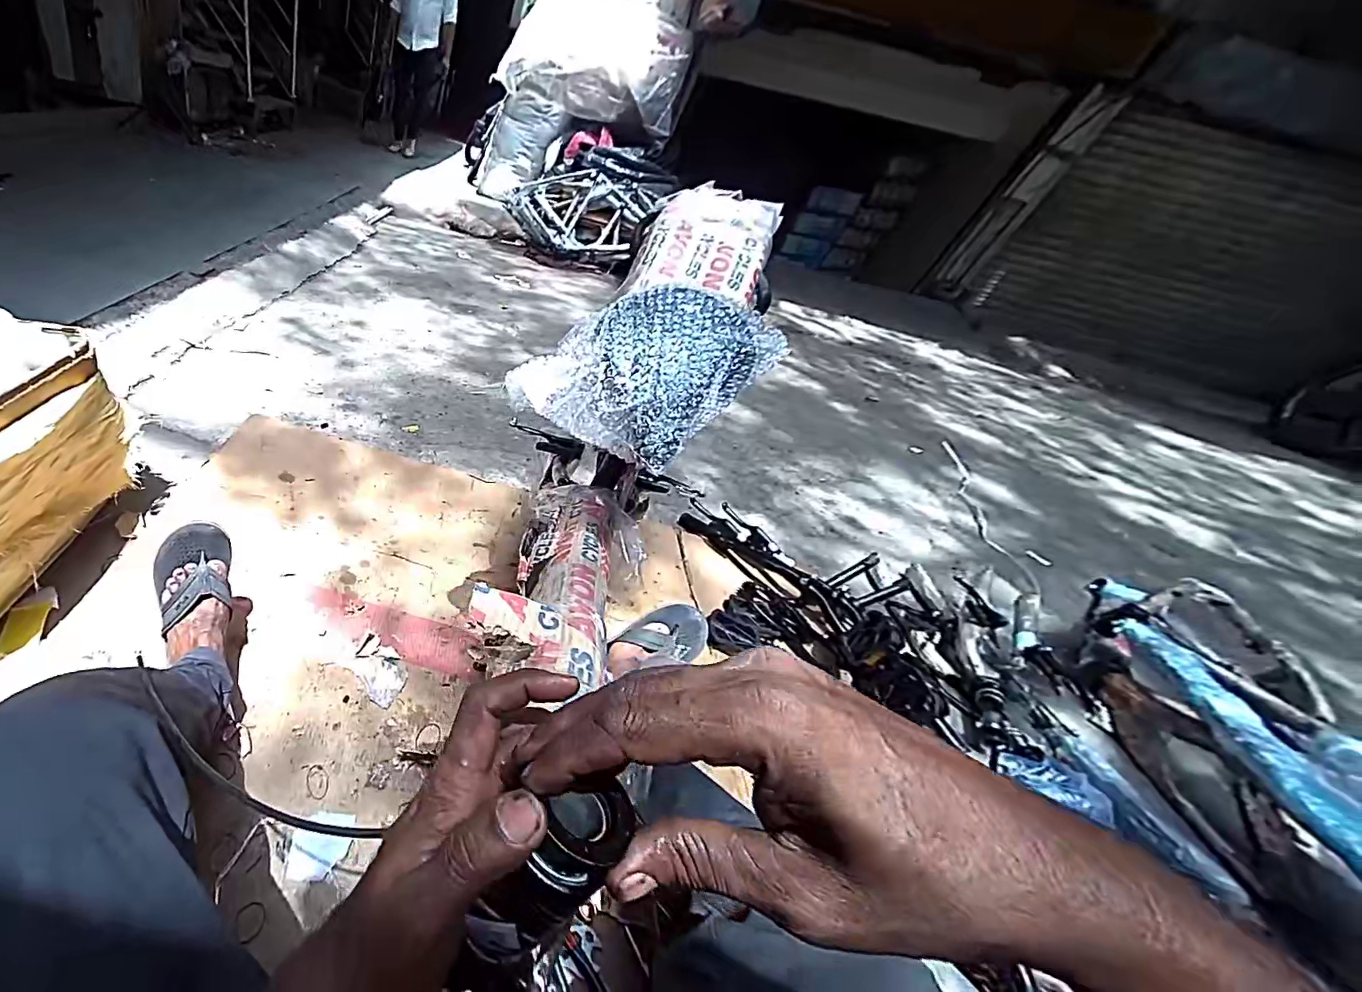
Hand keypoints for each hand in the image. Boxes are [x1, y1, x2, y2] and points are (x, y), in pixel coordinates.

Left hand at [273, 670, 577, 991]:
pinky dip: (557, 798)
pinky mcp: (488, 846)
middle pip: (514, 735)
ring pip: (525, 769)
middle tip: (606, 741)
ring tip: (604, 769)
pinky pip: (529, 807)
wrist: (370, 969)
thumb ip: (476, 852)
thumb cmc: (387, 929)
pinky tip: (581, 813)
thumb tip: (532, 805)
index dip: (521, 685)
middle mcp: (466, 791)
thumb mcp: (431, 892)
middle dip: (556, 725)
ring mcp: (477, 817)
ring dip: (560, 760)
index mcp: (450, 785)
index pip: (482, 710)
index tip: (567, 685)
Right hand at [514, 649, 1312, 991]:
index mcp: (766, 717)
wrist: (1034, 860)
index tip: (531, 773)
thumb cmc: (928, 885)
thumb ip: (705, 861)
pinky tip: (617, 712)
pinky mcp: (785, 679)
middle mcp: (761, 674)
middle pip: (642, 691)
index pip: (638, 722)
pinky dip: (648, 704)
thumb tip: (617, 869)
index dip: (577, 748)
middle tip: (529, 755)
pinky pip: (695, 683)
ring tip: (561, 743)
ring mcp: (775, 668)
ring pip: (664, 680)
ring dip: (608, 712)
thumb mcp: (812, 895)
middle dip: (579, 725)